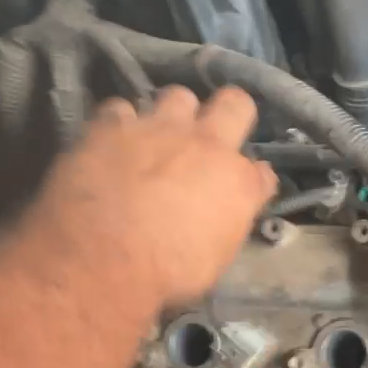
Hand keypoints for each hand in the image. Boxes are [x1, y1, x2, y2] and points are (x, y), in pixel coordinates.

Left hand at [19, 85, 276, 304]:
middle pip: (235, 104)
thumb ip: (227, 219)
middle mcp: (206, 145)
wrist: (104, 257)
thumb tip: (227, 209)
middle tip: (215, 138)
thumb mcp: (217, 255)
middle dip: (231, 114)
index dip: (254, 179)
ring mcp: (158, 129)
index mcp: (238, 182)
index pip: (263, 171)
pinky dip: (123, 124)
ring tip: (162, 137)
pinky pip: (122, 109)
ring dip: (176, 113)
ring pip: (178, 96)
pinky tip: (117, 143)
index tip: (244, 190)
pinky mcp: (111, 126)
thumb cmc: (172, 271)